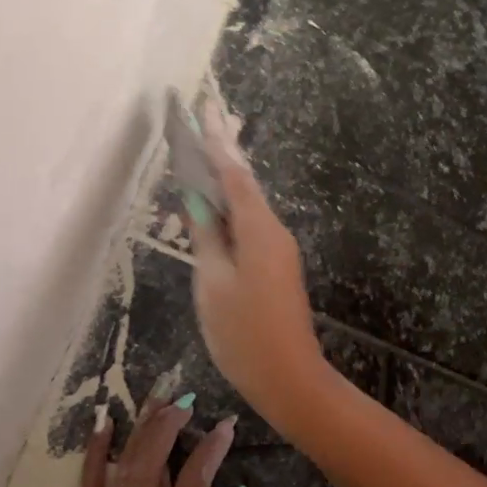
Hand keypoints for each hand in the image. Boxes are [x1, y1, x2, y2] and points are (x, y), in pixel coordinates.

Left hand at [79, 396, 242, 486]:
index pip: (194, 486)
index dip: (211, 450)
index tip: (226, 424)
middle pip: (152, 467)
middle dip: (169, 427)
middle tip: (185, 400)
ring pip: (123, 470)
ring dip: (140, 430)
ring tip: (156, 400)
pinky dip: (94, 453)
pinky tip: (103, 423)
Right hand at [185, 98, 330, 424]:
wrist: (290, 378)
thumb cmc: (244, 333)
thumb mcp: (213, 283)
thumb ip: (205, 235)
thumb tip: (196, 199)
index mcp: (257, 227)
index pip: (232, 172)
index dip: (215, 140)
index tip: (206, 107)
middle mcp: (272, 228)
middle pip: (245, 179)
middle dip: (226, 146)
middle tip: (214, 111)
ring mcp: (276, 246)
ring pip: (248, 198)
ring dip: (228, 170)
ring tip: (213, 142)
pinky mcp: (275, 262)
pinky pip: (250, 219)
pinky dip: (232, 200)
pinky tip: (219, 198)